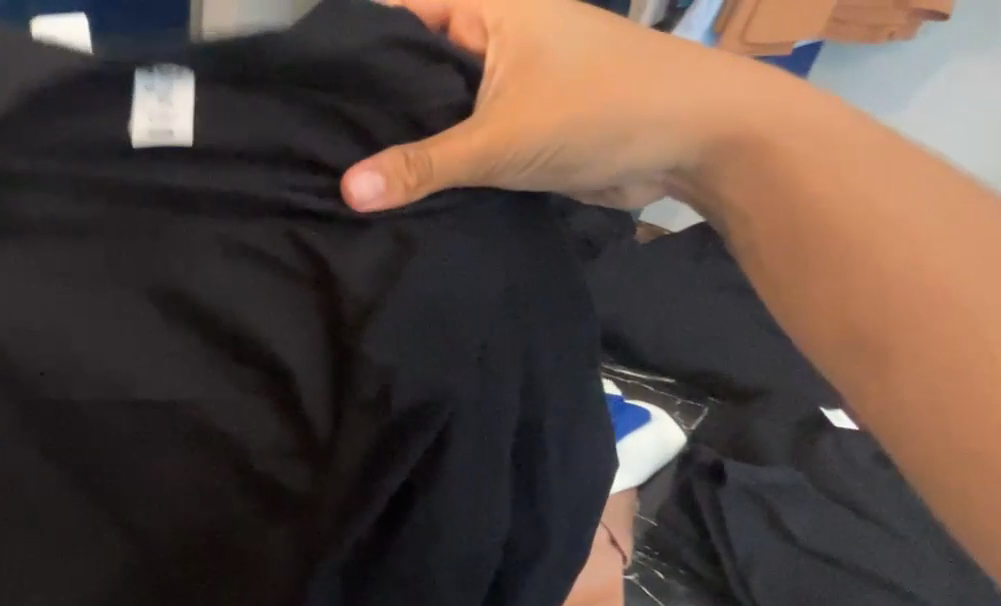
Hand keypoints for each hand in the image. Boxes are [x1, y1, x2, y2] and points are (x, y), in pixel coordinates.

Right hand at [341, 0, 793, 210]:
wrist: (694, 143)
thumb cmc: (602, 110)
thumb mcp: (501, 138)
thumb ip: (423, 165)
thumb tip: (347, 191)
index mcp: (491, 9)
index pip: (402, 17)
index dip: (356, 50)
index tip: (306, 89)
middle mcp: (493, 39)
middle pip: (413, 66)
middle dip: (372, 104)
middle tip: (310, 142)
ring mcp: (504, 86)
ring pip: (434, 110)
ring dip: (401, 142)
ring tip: (336, 171)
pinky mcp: (515, 128)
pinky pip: (458, 141)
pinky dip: (431, 164)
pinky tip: (390, 191)